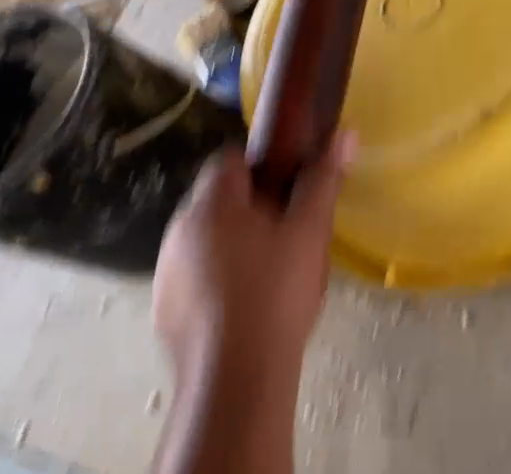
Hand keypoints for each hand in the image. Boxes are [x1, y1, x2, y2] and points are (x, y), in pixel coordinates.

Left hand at [153, 134, 354, 379]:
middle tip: (294, 225)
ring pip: (208, 237)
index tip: (295, 182)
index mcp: (211, 206)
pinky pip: (197, 272)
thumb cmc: (276, 292)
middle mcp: (178, 231)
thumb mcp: (311, 231)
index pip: (230, 159)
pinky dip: (221, 274)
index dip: (265, 162)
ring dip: (237, 239)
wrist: (236, 376)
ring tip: (275, 265)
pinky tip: (249, 299)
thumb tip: (344, 134)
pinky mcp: (166, 308)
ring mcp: (167, 272)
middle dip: (256, 203)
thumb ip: (323, 180)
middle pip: (220, 199)